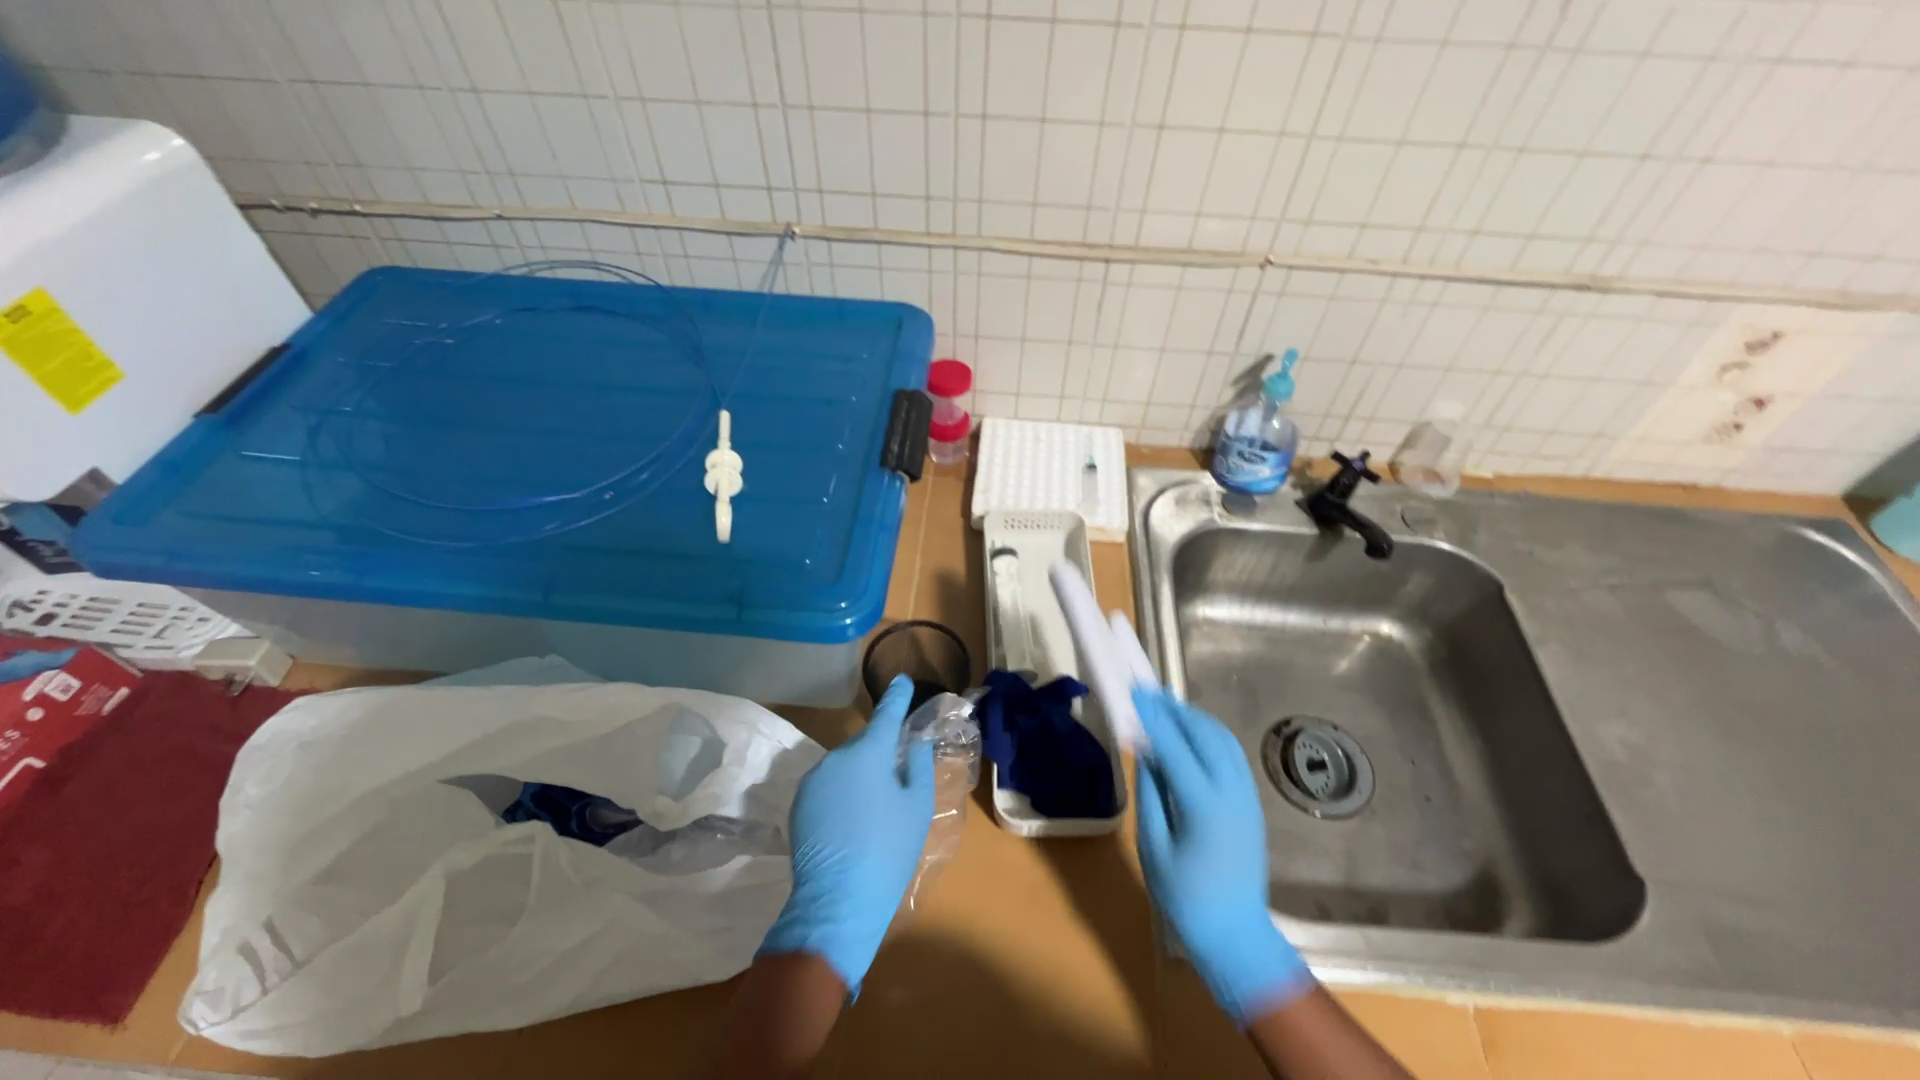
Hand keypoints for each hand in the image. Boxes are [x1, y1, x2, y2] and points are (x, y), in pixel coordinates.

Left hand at [759, 674, 934, 991]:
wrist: (839, 898)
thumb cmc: (889, 848)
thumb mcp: (917, 806)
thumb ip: (917, 766)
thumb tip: (914, 742)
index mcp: (868, 753)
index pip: (886, 715)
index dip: (897, 698)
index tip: (903, 681)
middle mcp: (835, 758)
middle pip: (863, 744)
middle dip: (879, 750)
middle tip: (898, 771)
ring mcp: (813, 781)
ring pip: (844, 766)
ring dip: (860, 774)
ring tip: (876, 805)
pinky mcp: (799, 805)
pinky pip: (828, 786)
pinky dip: (842, 792)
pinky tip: (853, 819)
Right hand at [1133, 685, 1313, 1025]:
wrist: (1235, 932)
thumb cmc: (1185, 897)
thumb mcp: (1154, 847)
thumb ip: (1150, 794)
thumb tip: (1145, 752)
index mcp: (1204, 805)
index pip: (1175, 747)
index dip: (1154, 717)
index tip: (1137, 693)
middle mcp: (1231, 792)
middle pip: (1205, 735)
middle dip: (1177, 711)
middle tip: (1149, 694)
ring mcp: (1247, 797)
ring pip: (1224, 742)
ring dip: (1196, 720)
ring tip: (1168, 708)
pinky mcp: (1252, 804)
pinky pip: (1233, 757)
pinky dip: (1211, 737)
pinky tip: (1193, 736)